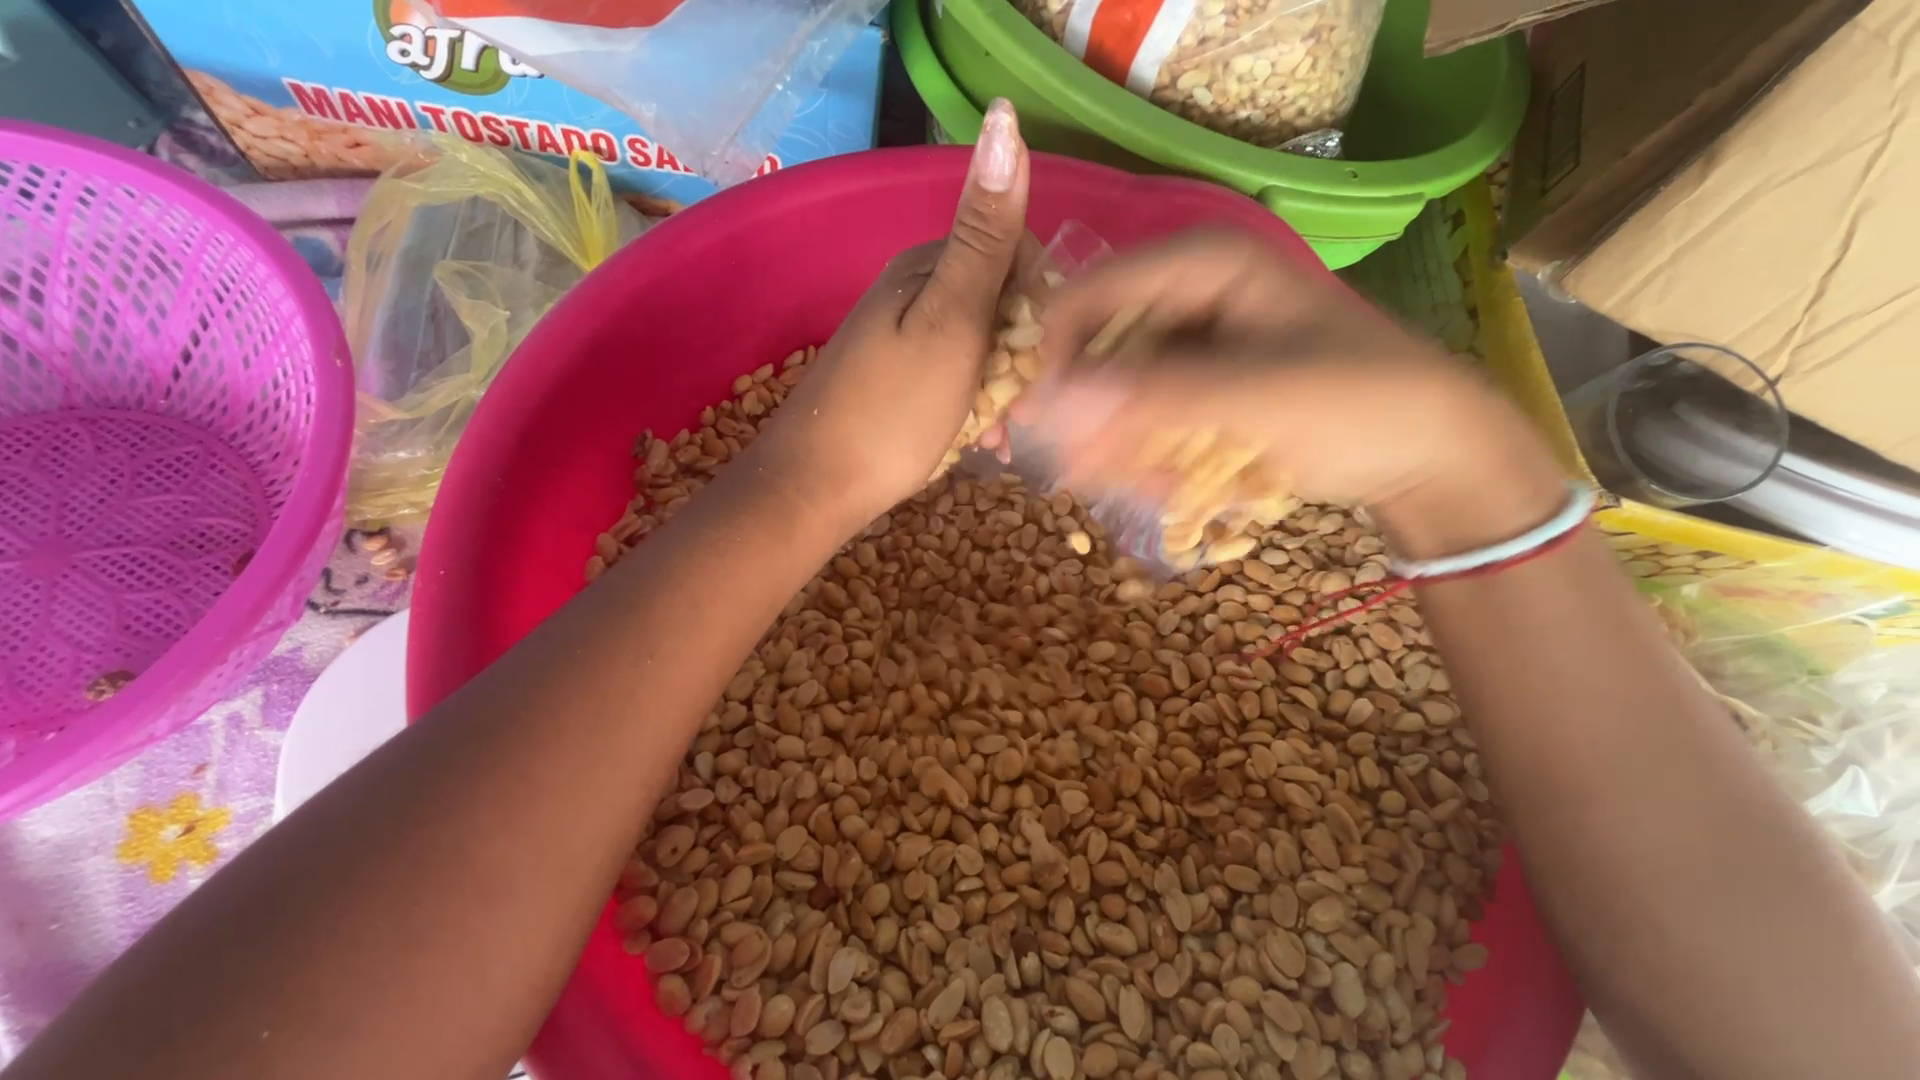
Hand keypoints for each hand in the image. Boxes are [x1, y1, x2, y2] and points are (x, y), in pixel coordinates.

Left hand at [751, 99, 1033, 533]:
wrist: (817, 487)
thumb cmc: (893, 409)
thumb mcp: (951, 320)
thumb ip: (985, 236)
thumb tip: (1006, 122)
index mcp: (927, 268)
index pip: (1014, 250)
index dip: (1045, 298)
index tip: (1051, 354)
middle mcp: (913, 291)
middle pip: (1000, 301)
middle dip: (1027, 351)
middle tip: (1030, 408)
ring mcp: (903, 336)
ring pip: (982, 344)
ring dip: (1006, 386)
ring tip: (1009, 434)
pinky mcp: (898, 378)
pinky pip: (957, 378)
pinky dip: (979, 406)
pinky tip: (986, 443)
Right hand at [1015, 230, 1569, 558]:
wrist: (1433, 450)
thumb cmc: (1360, 404)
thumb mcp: (1256, 399)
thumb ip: (1151, 400)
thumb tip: (1044, 405)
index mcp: (1202, 263)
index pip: (1085, 297)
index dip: (1054, 360)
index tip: (1044, 431)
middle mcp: (1188, 294)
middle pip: (1094, 347)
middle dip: (1086, 418)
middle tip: (1084, 479)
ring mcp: (1193, 342)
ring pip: (1115, 391)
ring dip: (1117, 447)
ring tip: (1149, 491)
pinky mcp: (1201, 386)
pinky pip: (1144, 419)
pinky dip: (1146, 457)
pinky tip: (1171, 489)